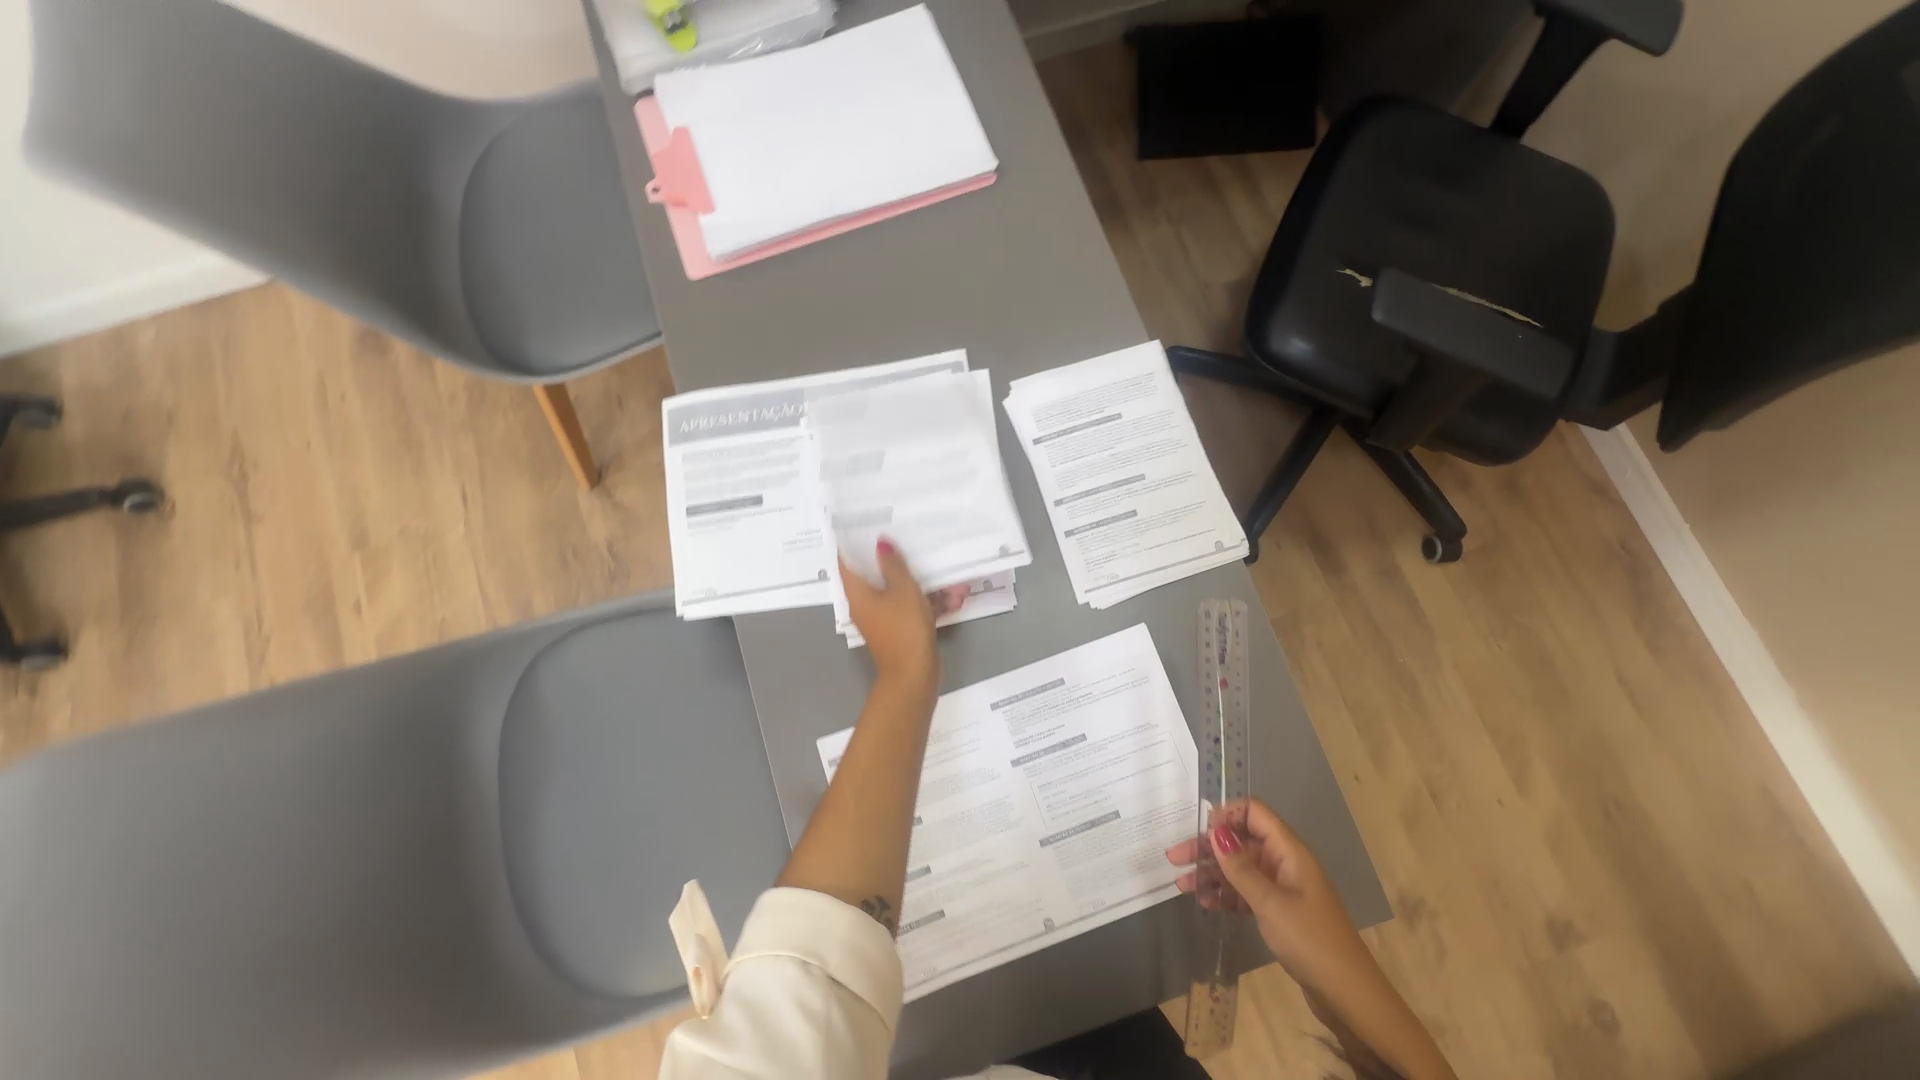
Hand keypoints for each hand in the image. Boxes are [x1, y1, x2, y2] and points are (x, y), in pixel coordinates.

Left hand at [841, 538, 968, 689]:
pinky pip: (914, 608)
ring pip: (902, 591)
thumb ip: (893, 564)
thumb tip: (880, 543)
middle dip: (901, 560)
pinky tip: (957, 598)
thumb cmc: (904, 629)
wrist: (914, 676)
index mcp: (858, 592)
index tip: (868, 522)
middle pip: (878, 573)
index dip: (855, 540)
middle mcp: (866, 603)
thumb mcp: (902, 590)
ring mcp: (885, 617)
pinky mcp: (902, 629)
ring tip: (954, 579)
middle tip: (914, 538)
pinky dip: (932, 603)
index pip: (847, 560)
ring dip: (927, 585)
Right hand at [1165, 798, 1366, 990]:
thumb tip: (1215, 830)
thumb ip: (1240, 867)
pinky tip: (1205, 903)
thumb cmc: (1310, 940)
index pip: (1255, 812)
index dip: (1226, 815)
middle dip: (1208, 846)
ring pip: (1241, 868)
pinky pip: (1246, 892)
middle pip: (1242, 841)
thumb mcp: (1270, 902)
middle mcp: (1285, 862)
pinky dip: (1226, 894)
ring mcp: (1283, 887)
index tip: (1198, 832)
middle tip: (1175, 859)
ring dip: (1212, 872)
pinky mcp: (1279, 911)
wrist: (1347, 992)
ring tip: (1182, 885)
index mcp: (1289, 851)